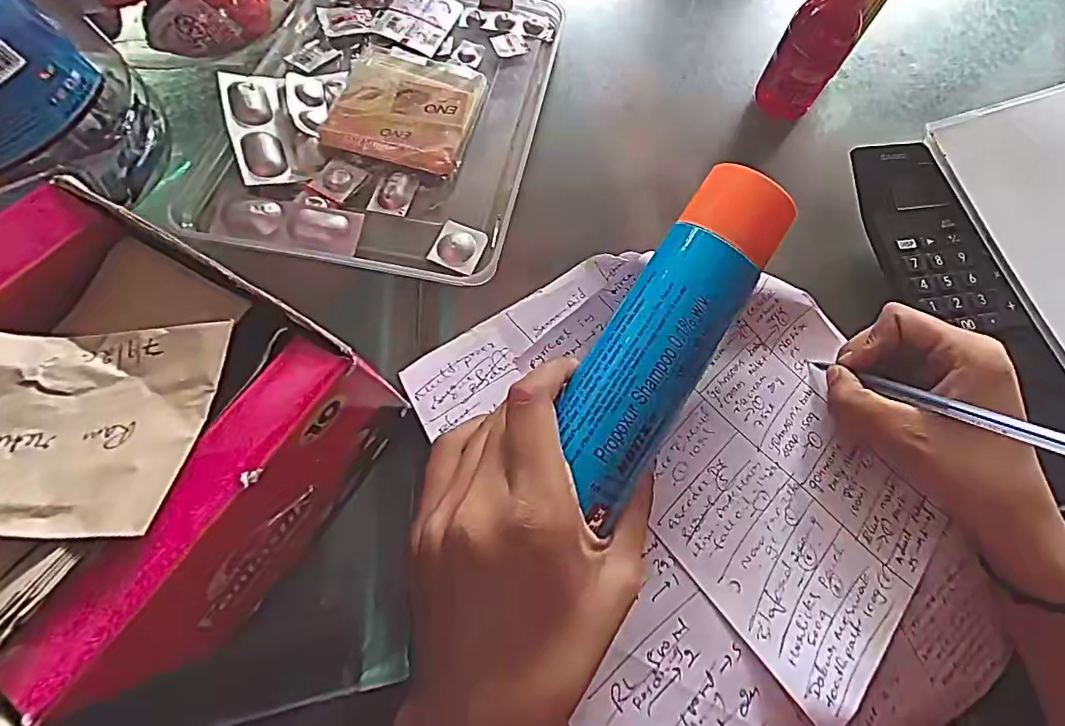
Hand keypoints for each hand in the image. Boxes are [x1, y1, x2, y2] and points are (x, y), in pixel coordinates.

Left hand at [400, 358, 653, 725]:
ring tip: (535, 428)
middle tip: (570, 405)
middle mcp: (481, 504)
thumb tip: (642, 464)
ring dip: (507, 415)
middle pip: (505, 410)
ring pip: (473, 427)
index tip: (574, 373)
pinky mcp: (421, 530)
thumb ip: (636, 510)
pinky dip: (473, 439)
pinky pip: (445, 457)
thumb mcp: (617, 582)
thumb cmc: (553, 657)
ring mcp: (443, 516)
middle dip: (540, 395)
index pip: (530, 405)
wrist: (479, 716)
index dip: (553, 373)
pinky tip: (494, 453)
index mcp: (535, 513)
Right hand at [825, 303, 1064, 601]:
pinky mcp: (953, 406)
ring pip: (898, 368)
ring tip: (868, 422)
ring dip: (876, 393)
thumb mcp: (909, 440)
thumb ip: (861, 404)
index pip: (898, 321)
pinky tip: (882, 432)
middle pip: (896, 342)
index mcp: (971, 353)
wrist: (1018, 538)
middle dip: (869, 371)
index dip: (865, 344)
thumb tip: (834, 381)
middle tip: (851, 400)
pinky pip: (906, 390)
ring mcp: (962, 383)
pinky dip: (887, 407)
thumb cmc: (987, 489)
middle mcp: (969, 360)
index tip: (847, 375)